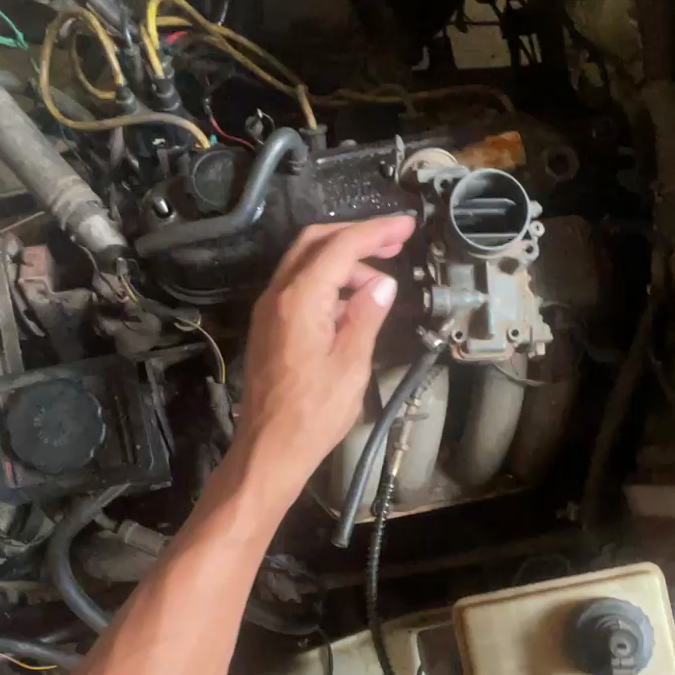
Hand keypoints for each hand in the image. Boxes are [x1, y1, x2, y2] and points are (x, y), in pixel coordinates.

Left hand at [235, 216, 416, 486]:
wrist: (270, 449)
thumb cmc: (312, 415)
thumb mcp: (351, 365)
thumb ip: (366, 317)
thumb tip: (382, 285)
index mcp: (300, 300)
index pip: (341, 247)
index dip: (376, 231)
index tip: (405, 226)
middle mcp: (277, 297)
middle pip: (316, 243)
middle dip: (356, 236)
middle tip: (394, 242)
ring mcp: (269, 312)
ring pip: (306, 265)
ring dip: (343, 264)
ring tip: (379, 287)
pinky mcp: (270, 329)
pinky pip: (299, 289)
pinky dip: (328, 284)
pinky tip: (353, 306)